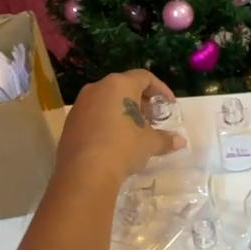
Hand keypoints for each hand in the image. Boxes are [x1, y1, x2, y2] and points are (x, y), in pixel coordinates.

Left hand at [56, 70, 184, 185]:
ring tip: (134, 130)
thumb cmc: (123, 148)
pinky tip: (113, 140)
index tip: (169, 104)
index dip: (160, 89)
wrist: (85, 171)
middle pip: (123, 87)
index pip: (144, 77)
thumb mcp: (149, 143)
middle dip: (140, 101)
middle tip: (152, 118)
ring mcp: (80, 104)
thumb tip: (180, 141)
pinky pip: (93, 115)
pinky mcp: (70, 122)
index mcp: (119, 85)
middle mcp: (97, 88)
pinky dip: (106, 121)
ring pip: (106, 100)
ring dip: (122, 110)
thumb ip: (165, 139)